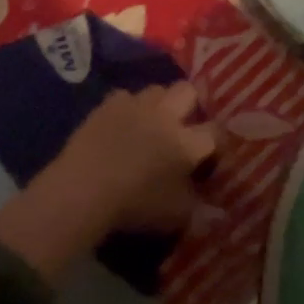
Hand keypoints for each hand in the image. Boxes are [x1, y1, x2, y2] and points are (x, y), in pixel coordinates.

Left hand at [48, 81, 218, 231]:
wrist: (86, 186)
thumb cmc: (137, 204)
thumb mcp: (178, 214)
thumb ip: (196, 199)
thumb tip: (204, 193)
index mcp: (186, 143)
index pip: (215, 131)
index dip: (218, 139)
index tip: (213, 149)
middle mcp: (164, 116)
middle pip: (187, 91)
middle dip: (191, 104)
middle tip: (185, 124)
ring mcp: (134, 105)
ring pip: (156, 89)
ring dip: (160, 103)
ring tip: (153, 121)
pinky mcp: (107, 104)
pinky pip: (125, 96)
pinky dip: (128, 106)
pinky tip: (123, 121)